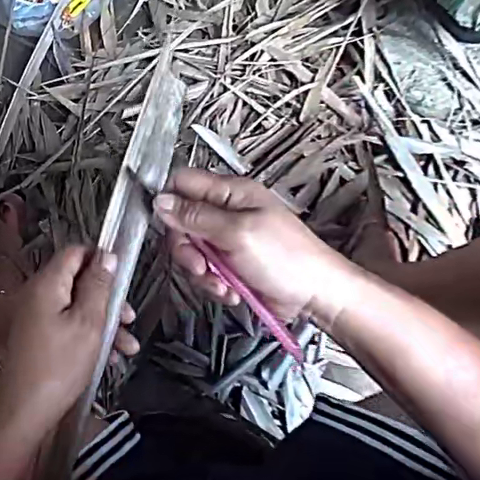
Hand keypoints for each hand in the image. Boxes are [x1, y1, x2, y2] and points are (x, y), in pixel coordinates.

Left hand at [0, 246, 136, 438]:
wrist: (26, 409)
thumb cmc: (58, 367)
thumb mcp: (89, 322)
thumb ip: (99, 286)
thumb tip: (107, 257)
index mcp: (48, 284)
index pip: (75, 252)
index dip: (100, 259)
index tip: (121, 277)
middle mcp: (38, 295)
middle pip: (78, 281)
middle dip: (107, 298)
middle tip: (127, 317)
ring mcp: (36, 316)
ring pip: (77, 306)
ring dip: (103, 321)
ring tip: (126, 346)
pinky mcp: (38, 336)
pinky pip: (68, 325)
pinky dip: (89, 335)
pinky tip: (108, 357)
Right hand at [155, 167, 351, 321]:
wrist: (317, 296)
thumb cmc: (291, 260)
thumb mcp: (237, 233)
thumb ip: (196, 216)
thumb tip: (162, 201)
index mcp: (231, 193)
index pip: (183, 183)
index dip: (170, 203)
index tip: (174, 228)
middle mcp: (227, 212)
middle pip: (181, 221)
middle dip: (186, 249)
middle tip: (201, 264)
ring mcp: (228, 238)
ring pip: (191, 250)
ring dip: (201, 272)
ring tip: (222, 282)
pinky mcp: (230, 262)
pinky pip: (205, 270)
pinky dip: (212, 283)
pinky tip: (230, 289)